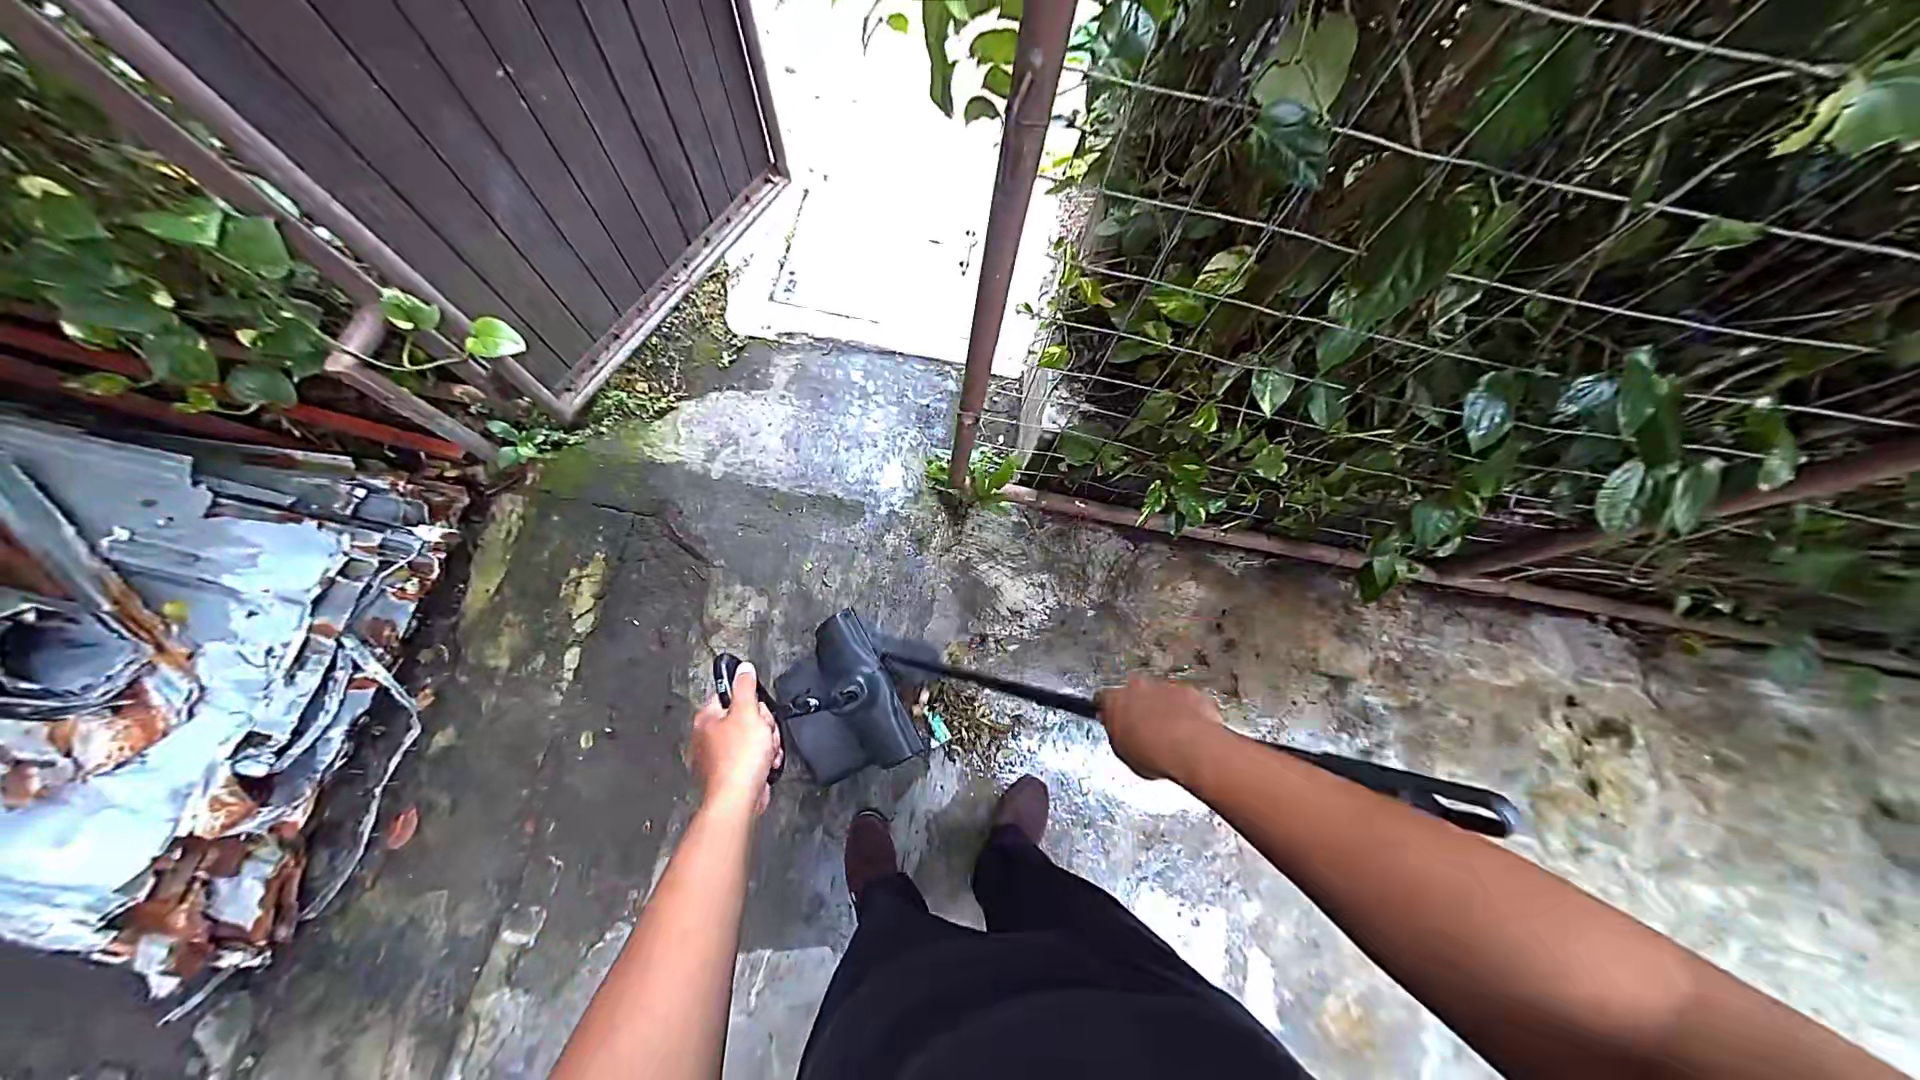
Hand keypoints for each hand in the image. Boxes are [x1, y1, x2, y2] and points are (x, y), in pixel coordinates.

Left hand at [689, 662, 782, 814]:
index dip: (752, 702)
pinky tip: (766, 765)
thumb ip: (746, 686)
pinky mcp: (730, 773)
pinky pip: (752, 758)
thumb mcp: (748, 712)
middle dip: (762, 726)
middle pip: (745, 717)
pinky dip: (763, 761)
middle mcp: (708, 737)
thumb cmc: (739, 759)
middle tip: (763, 733)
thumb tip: (743, 669)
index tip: (757, 711)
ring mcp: (718, 757)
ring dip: (767, 744)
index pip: (731, 696)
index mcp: (707, 718)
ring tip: (766, 753)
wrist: (739, 798)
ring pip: (752, 738)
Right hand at [1095, 677, 1226, 781]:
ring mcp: (1163, 687)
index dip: (1109, 711)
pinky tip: (1189, 732)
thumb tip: (1119, 737)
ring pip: (1159, 694)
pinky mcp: (1189, 692)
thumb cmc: (1155, 753)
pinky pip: (1184, 699)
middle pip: (1133, 692)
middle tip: (1144, 730)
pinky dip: (1186, 711)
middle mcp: (1137, 687)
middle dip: (1138, 707)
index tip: (1114, 721)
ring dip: (1163, 709)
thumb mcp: (1123, 753)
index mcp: (1114, 700)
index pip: (1103, 699)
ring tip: (1170, 736)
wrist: (1192, 748)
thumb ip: (1117, 736)